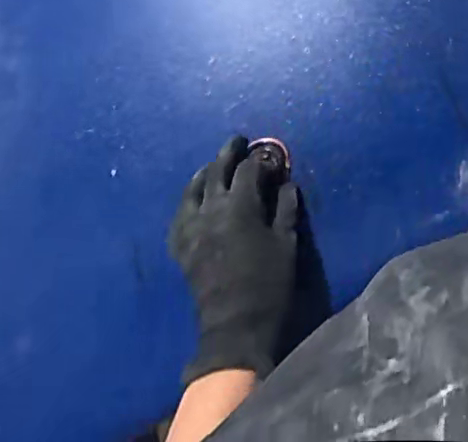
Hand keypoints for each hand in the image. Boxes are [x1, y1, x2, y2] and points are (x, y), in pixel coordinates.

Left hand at [168, 135, 301, 383]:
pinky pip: (180, 212)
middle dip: (229, 152)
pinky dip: (188, 199)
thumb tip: (287, 183)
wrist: (234, 326)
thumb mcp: (287, 244)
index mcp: (240, 205)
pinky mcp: (180, 243)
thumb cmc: (268, 285)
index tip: (267, 155)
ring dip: (206, 171)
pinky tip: (194, 197)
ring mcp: (192, 224)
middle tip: (237, 141)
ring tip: (213, 165)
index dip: (259, 159)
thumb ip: (286, 209)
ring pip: (194, 187)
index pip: (248, 169)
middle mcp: (212, 207)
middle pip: (217, 169)